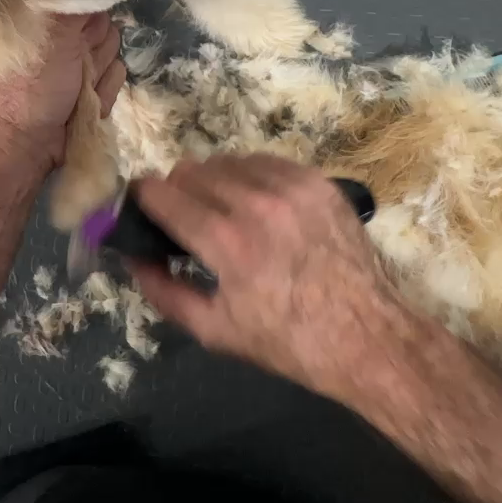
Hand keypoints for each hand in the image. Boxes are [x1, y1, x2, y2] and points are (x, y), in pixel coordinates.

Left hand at [0, 13, 124, 164]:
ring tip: (75, 90)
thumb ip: (72, 9)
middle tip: (75, 66)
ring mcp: (84, 64)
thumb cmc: (33, 87)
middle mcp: (68, 38)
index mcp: (52, 22)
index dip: (89, 19)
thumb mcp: (51, 39)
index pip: (89, 1)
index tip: (79, 33)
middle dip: (95, 48)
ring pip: (114, 55)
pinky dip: (102, 95)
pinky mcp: (96, 88)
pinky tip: (84, 106)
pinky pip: (116, 80)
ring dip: (98, 75)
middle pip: (107, 28)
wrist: (30, 143)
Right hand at [128, 156, 416, 398]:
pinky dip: (249, 177)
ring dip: (213, 182)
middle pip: (188, 170)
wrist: (371, 340)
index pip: (160, 192)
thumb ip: (162, 291)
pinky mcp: (316, 181)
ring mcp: (289, 188)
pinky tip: (259, 205)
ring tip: (225, 212)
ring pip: (223, 160)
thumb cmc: (289, 341)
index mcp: (225, 242)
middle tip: (187, 220)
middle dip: (177, 192)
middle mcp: (255, 204)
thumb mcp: (215, 331)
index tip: (142, 209)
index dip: (142, 198)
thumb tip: (130, 257)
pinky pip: (261, 160)